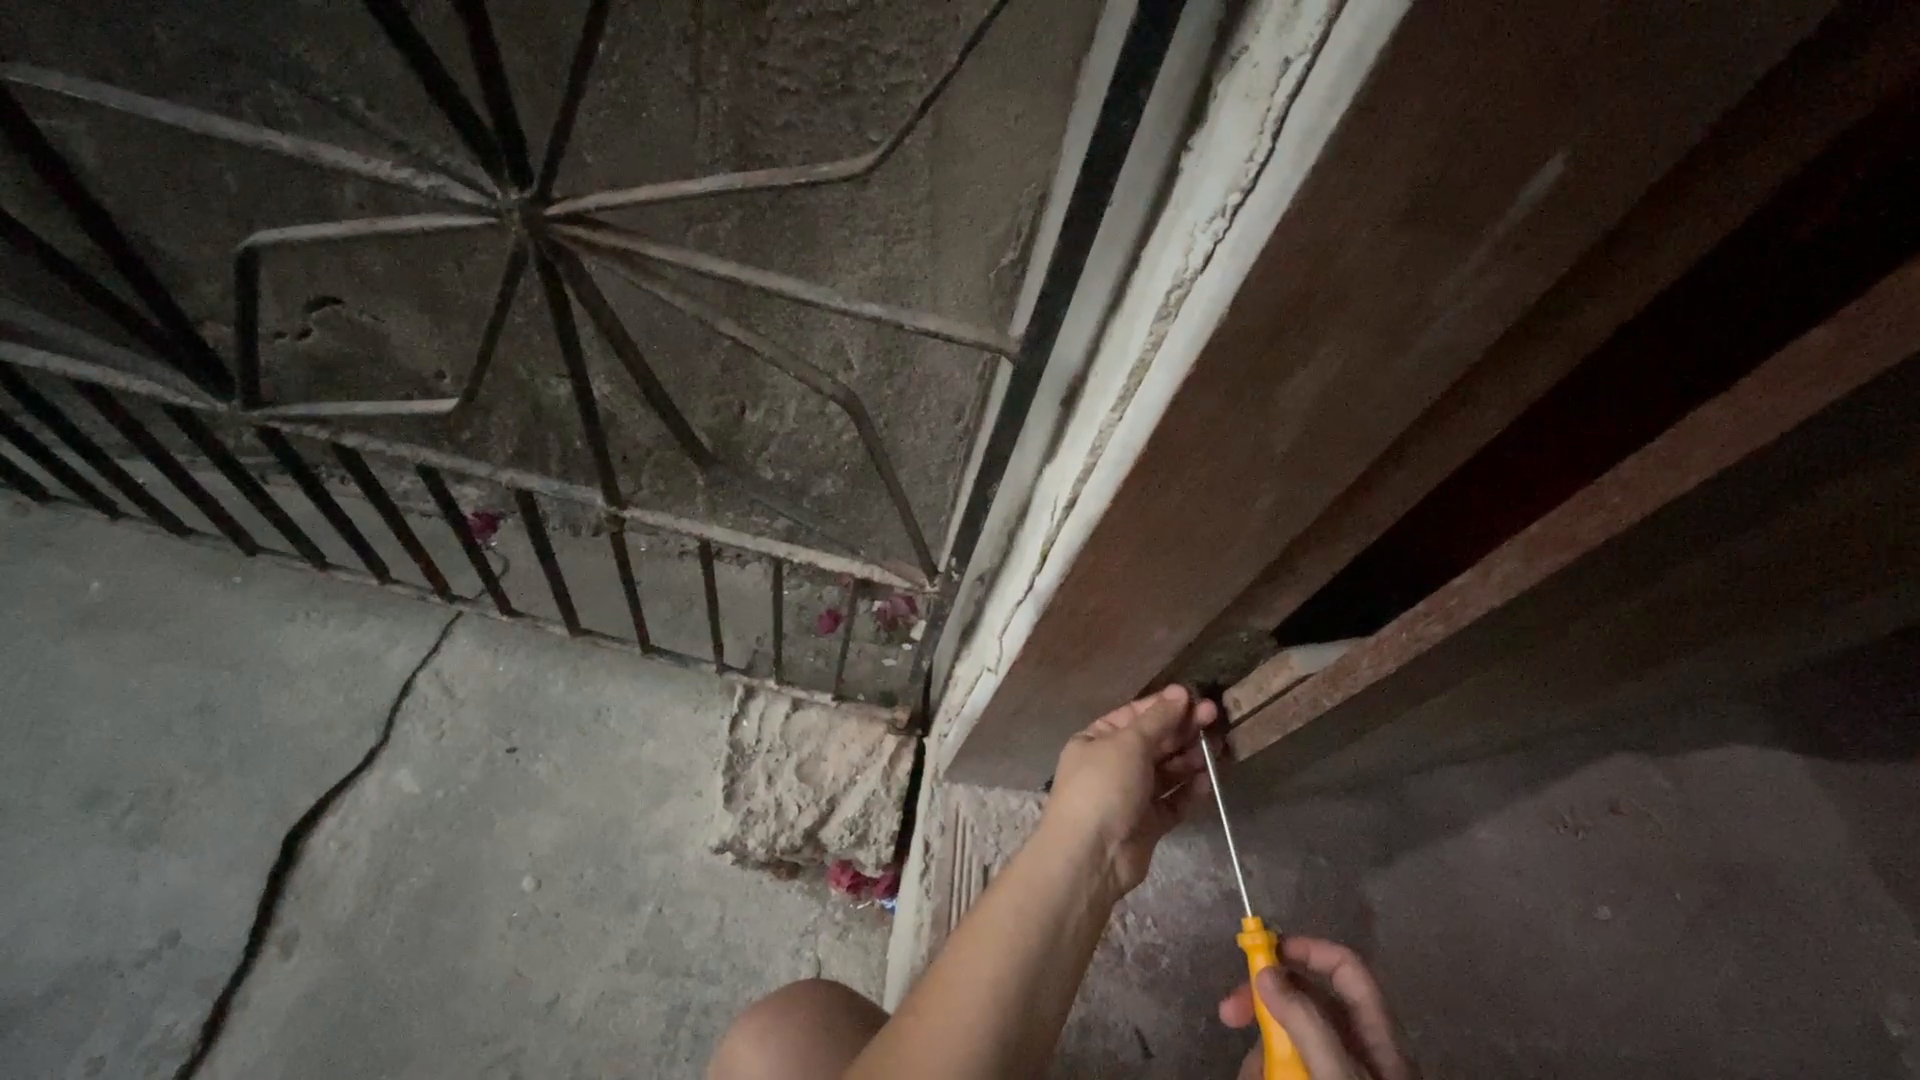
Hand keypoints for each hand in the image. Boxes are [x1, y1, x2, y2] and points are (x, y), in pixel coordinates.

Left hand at [1041, 685, 1215, 897]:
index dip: (1163, 706)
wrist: (1091, 855)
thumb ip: (1157, 720)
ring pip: (1166, 771)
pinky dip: (1190, 790)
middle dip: (1182, 730)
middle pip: (1153, 742)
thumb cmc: (1103, 786)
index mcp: (1096, 740)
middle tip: (1214, 717)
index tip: (1195, 697)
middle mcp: (1112, 765)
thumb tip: (1178, 692)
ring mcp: (1130, 795)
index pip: (1134, 715)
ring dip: (1190, 758)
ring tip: (1216, 748)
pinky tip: (1209, 779)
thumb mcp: (1128, 743)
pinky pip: (1173, 801)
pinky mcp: (1148, 823)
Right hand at [1219, 937, 1414, 1079]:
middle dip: (1262, 1003)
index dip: (1305, 950)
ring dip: (1260, 1055)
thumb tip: (1267, 970)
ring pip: (1286, 1042)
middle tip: (1228, 1015)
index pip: (1344, 969)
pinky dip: (1264, 1075)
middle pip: (1305, 1002)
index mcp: (1375, 1036)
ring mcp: (1334, 1075)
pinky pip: (1283, 1071)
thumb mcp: (1338, 1077)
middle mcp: (1355, 1051)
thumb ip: (1306, 1023)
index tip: (1261, 954)